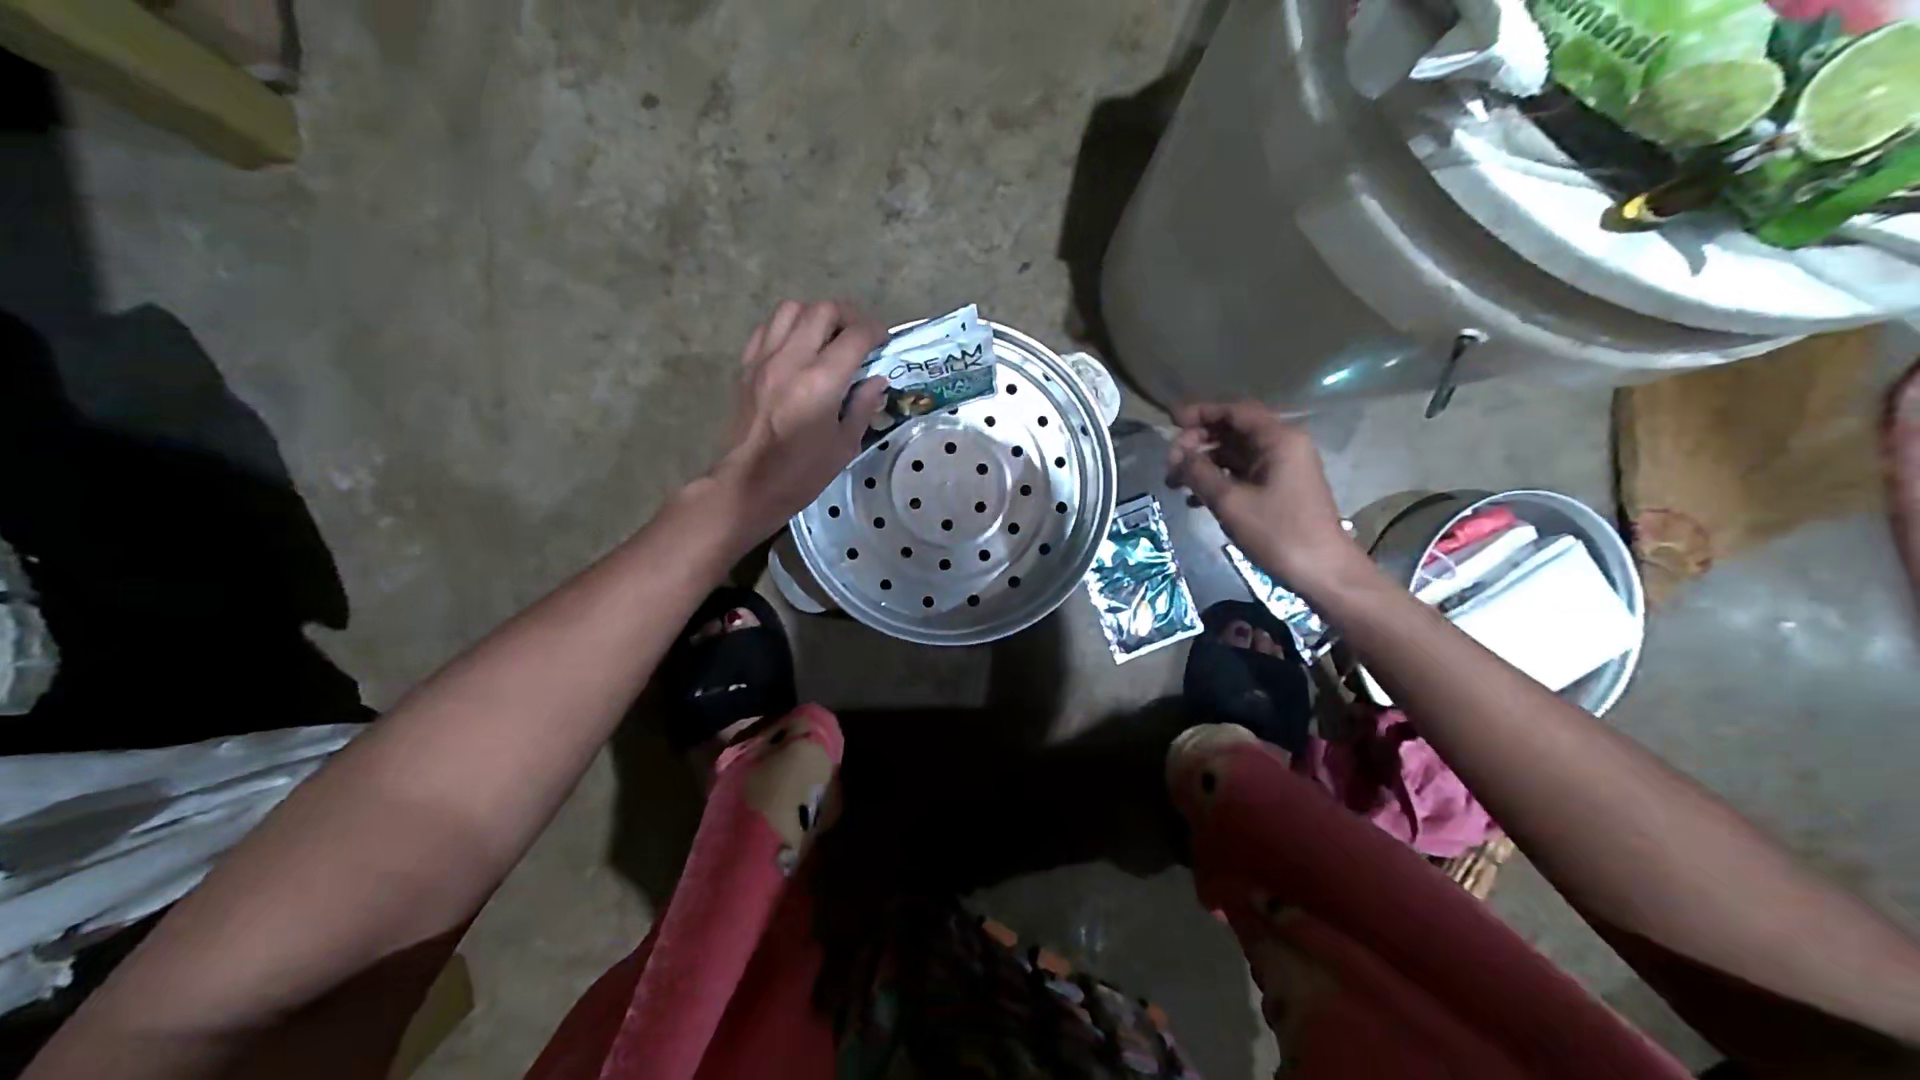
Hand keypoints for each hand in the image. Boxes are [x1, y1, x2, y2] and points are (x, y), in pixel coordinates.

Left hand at [706, 300, 887, 543]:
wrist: (749, 485)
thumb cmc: (802, 472)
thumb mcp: (844, 444)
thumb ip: (863, 406)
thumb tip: (876, 380)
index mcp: (821, 382)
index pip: (855, 336)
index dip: (874, 332)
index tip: (882, 342)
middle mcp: (791, 360)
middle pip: (823, 310)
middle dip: (848, 316)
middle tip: (858, 335)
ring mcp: (764, 359)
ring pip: (791, 309)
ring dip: (815, 315)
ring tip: (827, 336)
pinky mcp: (747, 366)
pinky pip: (767, 327)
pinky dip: (787, 327)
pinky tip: (797, 347)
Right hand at [1165, 402, 1365, 592]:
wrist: (1322, 570)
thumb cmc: (1278, 532)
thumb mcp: (1230, 502)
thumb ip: (1199, 473)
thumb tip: (1178, 455)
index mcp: (1278, 439)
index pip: (1234, 412)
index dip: (1200, 413)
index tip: (1170, 422)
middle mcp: (1283, 445)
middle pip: (1233, 431)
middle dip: (1198, 443)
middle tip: (1169, 463)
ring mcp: (1282, 468)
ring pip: (1235, 454)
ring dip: (1204, 464)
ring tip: (1175, 483)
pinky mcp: (1280, 488)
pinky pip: (1243, 473)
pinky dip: (1218, 479)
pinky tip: (1195, 499)